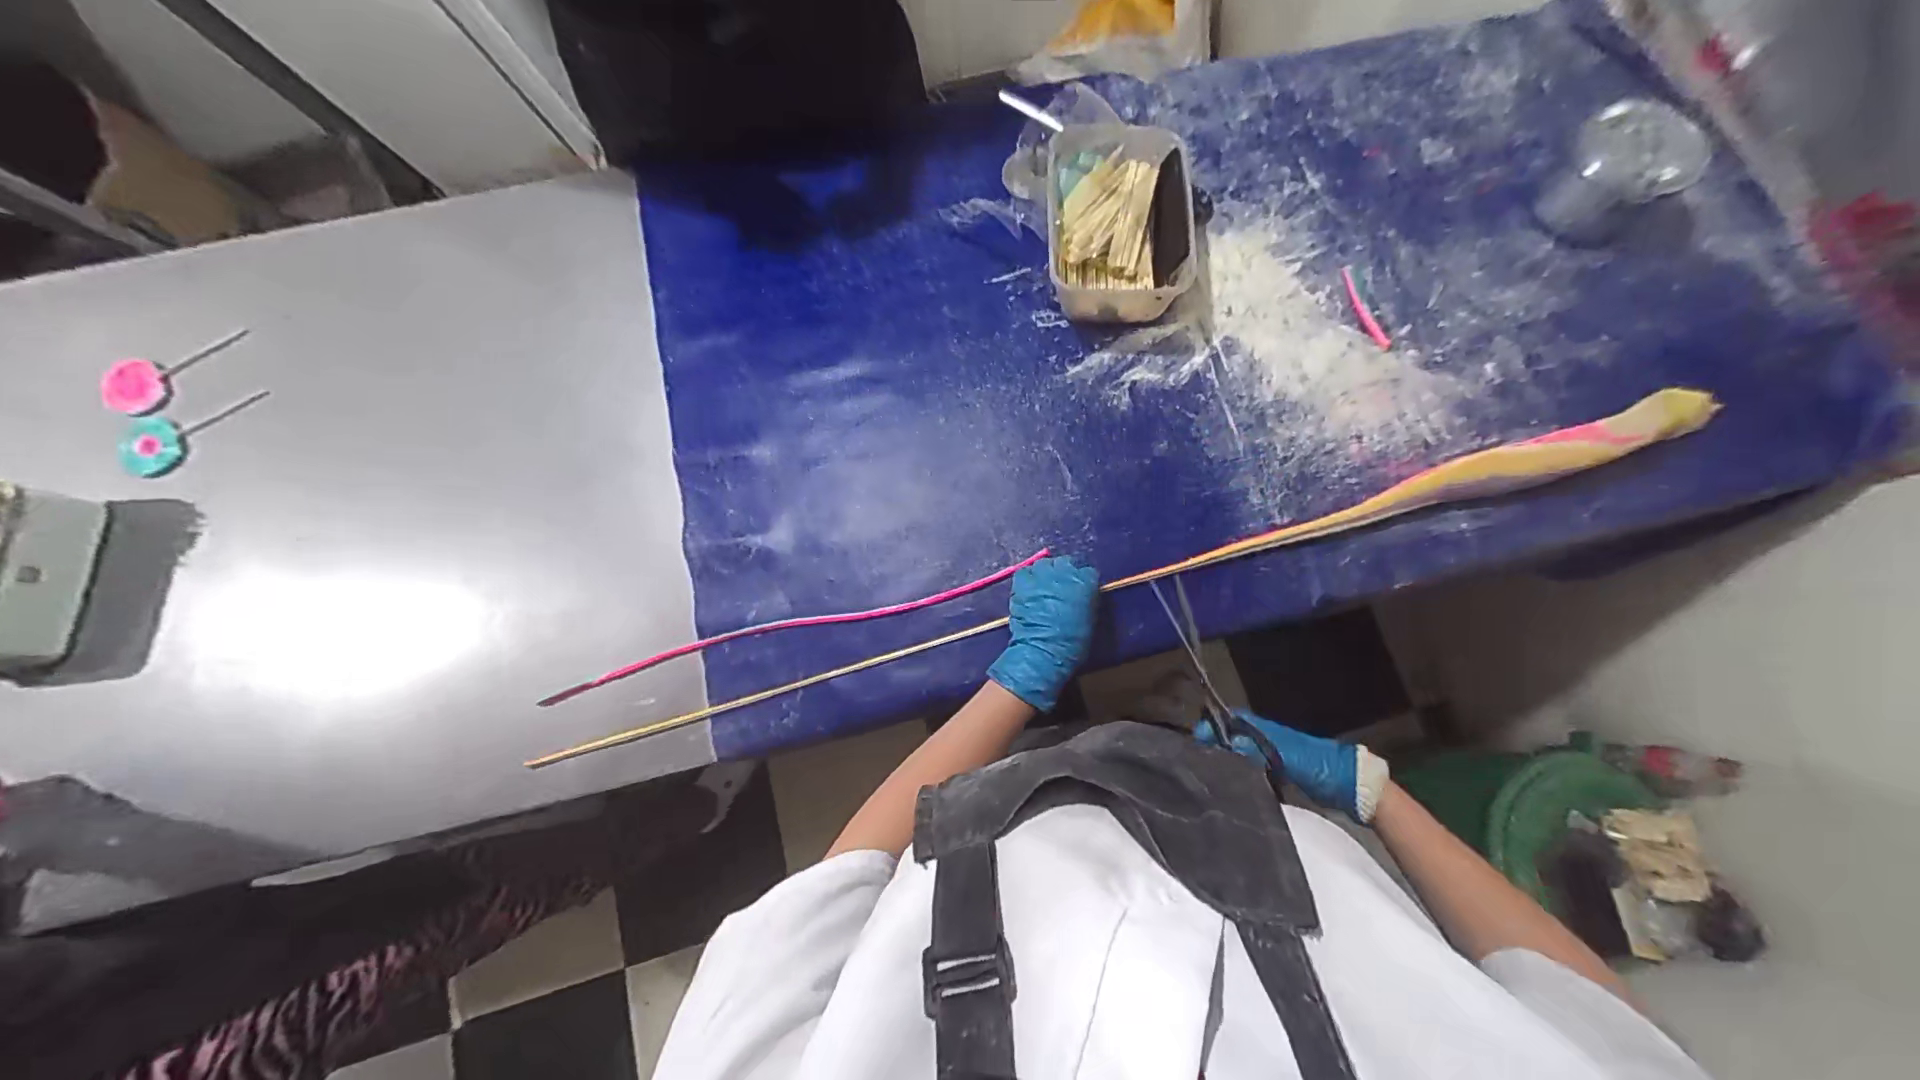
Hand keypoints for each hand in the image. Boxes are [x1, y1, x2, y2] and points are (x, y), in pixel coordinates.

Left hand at [986, 556, 1098, 710]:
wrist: (1043, 651)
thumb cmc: (1072, 642)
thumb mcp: (1089, 619)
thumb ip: (1086, 600)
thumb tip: (1081, 594)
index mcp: (1085, 582)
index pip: (1086, 572)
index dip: (1081, 582)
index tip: (1077, 590)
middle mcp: (1064, 571)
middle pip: (1064, 563)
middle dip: (1062, 574)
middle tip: (1059, 588)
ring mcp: (1041, 574)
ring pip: (1044, 565)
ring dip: (1044, 575)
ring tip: (1042, 588)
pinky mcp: (1022, 581)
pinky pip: (1025, 572)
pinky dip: (1027, 580)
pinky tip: (1028, 591)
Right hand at [1197, 709, 1388, 823]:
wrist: (1350, 788)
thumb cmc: (1321, 768)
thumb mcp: (1290, 756)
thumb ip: (1259, 748)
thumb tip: (1227, 744)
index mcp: (1265, 729)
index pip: (1229, 722)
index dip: (1211, 728)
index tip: (1196, 741)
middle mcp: (1263, 738)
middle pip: (1230, 737)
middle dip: (1213, 745)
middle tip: (1197, 761)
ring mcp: (1269, 756)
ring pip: (1238, 754)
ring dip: (1225, 761)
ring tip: (1208, 774)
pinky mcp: (1274, 773)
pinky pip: (1248, 770)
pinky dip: (1238, 775)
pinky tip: (1229, 786)